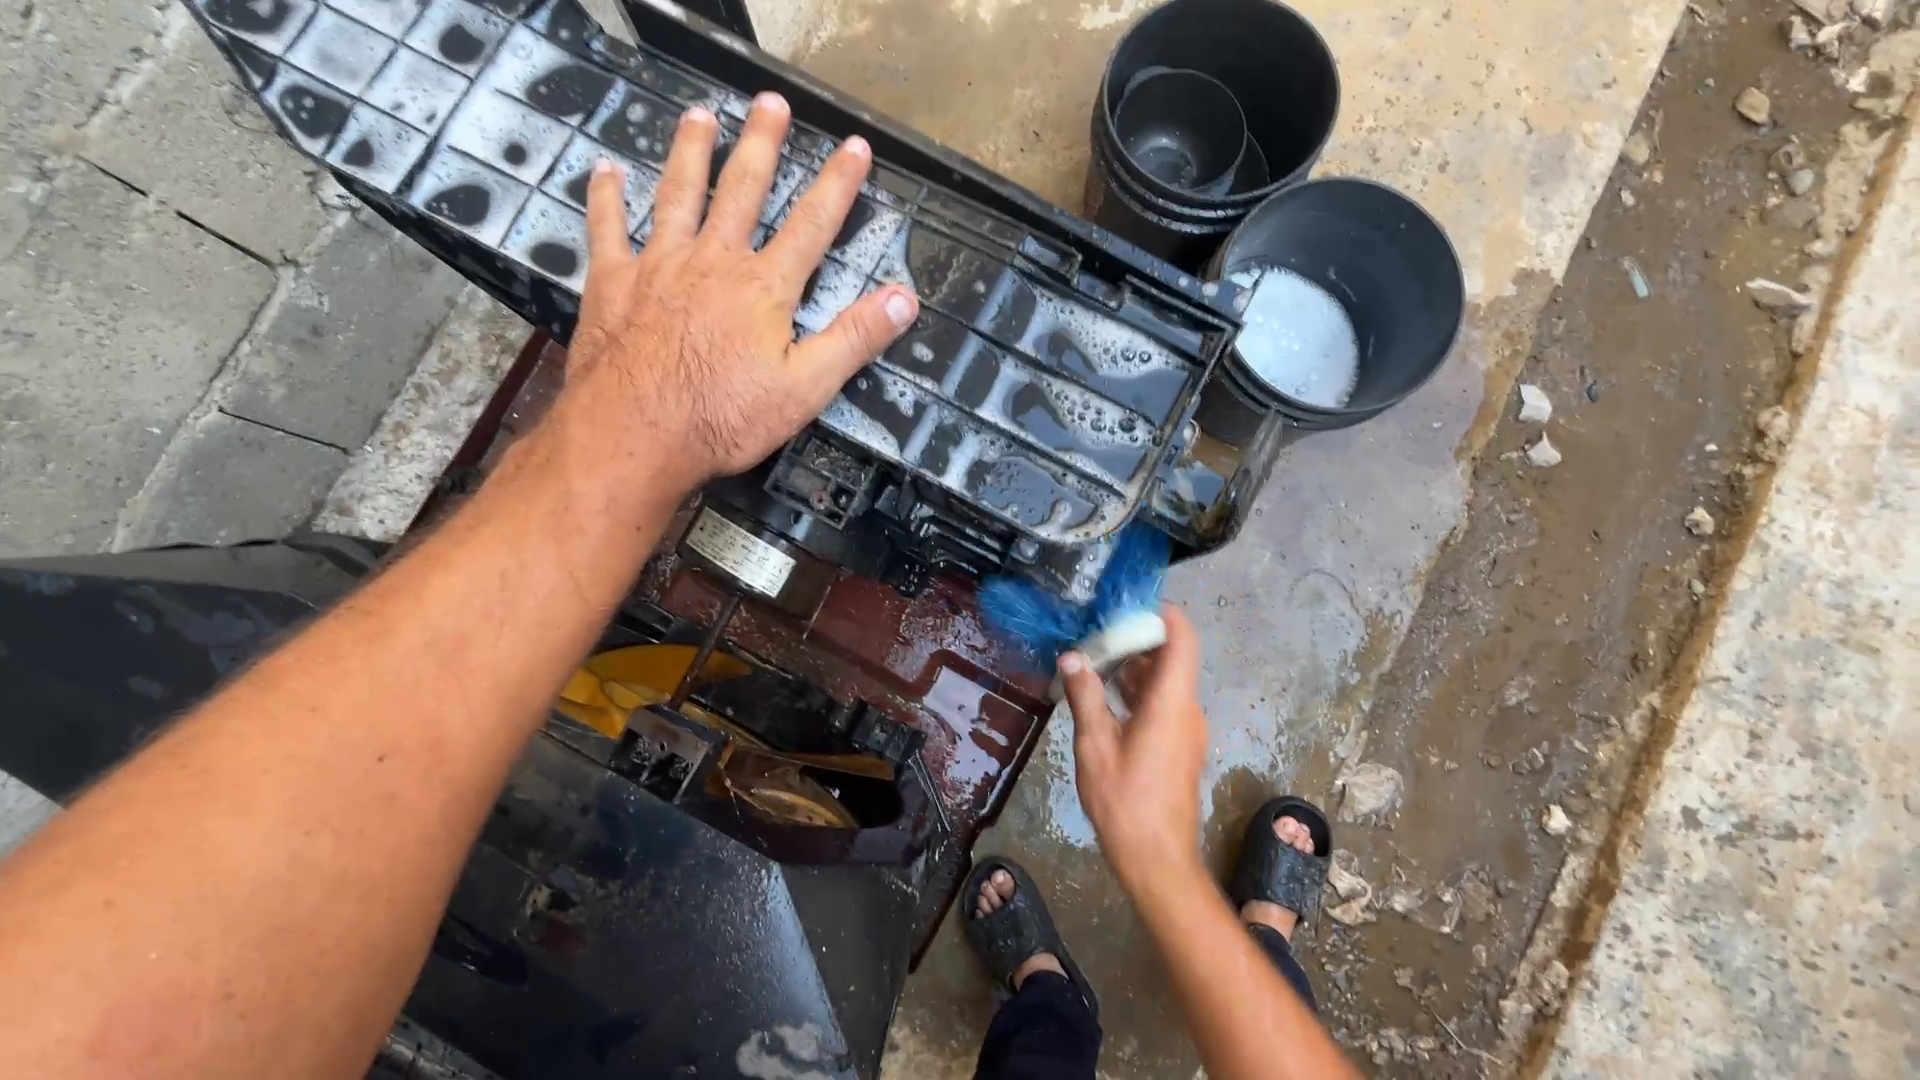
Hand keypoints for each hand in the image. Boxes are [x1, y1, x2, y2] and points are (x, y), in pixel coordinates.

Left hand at [553, 92, 919, 496]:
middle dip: (762, 144)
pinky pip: (607, 228)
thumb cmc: (725, 417)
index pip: (812, 225)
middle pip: (742, 190)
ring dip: (690, 151)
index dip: (837, 184)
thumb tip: (905, 298)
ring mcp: (658, 265)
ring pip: (677, 194)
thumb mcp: (806, 388)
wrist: (635, 433)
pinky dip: (606, 198)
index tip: (855, 147)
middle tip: (771, 102)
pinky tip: (606, 172)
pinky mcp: (613, 283)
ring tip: (699, 115)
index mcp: (764, 287)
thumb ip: (854, 339)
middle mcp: (713, 260)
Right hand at [1059, 606, 1210, 896]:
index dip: (1163, 614)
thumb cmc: (1125, 801)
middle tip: (1095, 635)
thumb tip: (1072, 658)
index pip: (1182, 639)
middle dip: (1135, 641)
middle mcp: (1186, 710)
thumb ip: (1085, 697)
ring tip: (1093, 663)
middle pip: (1171, 658)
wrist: (1157, 859)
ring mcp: (1187, 730)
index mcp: (1171, 702)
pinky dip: (1138, 694)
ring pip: (1165, 683)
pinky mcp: (1180, 747)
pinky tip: (1105, 699)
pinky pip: (1163, 705)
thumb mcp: (1095, 746)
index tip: (1129, 606)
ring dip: (1134, 669)